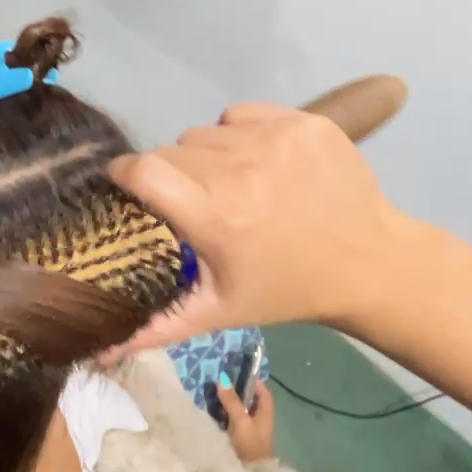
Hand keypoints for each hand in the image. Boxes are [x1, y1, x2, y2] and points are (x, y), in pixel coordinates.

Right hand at [110, 103, 429, 350]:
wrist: (375, 263)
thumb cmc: (285, 291)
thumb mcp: (217, 313)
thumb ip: (154, 328)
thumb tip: (96, 355)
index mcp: (217, 218)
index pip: (144, 171)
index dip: (123, 173)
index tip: (123, 185)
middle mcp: (243, 172)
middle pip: (169, 150)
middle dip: (165, 172)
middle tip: (185, 199)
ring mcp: (277, 141)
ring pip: (202, 131)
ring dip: (201, 154)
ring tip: (224, 183)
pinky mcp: (305, 122)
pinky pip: (239, 115)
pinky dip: (235, 133)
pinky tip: (254, 162)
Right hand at [219, 380, 274, 464]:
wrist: (250, 470)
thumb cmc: (249, 443)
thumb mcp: (240, 420)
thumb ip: (232, 401)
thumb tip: (222, 378)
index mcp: (266, 411)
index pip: (262, 390)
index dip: (253, 380)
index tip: (237, 371)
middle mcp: (260, 416)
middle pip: (250, 397)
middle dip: (237, 388)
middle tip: (220, 379)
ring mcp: (250, 425)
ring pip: (240, 406)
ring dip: (229, 399)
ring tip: (213, 390)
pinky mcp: (241, 432)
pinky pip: (233, 415)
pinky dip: (225, 410)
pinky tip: (213, 407)